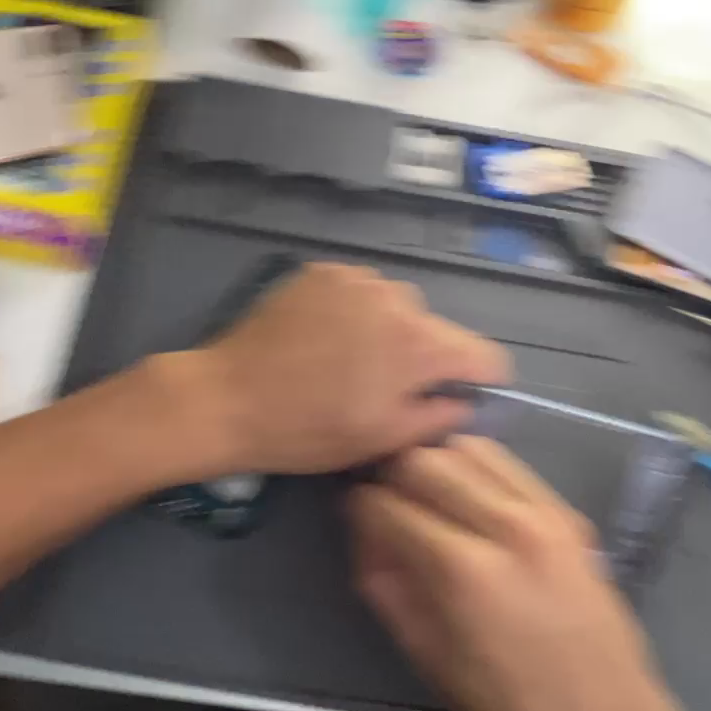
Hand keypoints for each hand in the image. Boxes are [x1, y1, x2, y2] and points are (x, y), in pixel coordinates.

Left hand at [182, 263, 509, 474]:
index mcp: (418, 344)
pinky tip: (324, 338)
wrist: (226, 397)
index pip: (484, 355)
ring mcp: (356, 279)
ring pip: (398, 307)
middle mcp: (396, 298)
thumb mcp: (381, 438)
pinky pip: (361, 291)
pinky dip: (356, 313)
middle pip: (437, 330)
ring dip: (388, 331)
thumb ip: (439, 416)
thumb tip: (470, 401)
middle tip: (384, 390)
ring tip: (347, 362)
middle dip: (424, 359)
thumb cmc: (307, 430)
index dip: (480, 381)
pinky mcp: (322, 272)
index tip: (459, 399)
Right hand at [347, 437, 693, 710]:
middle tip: (386, 503)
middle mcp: (505, 526)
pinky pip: (508, 463)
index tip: (354, 516)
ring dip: (434, 463)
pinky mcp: (568, 513)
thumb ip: (387, 588)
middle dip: (391, 476)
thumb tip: (365, 536)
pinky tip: (466, 493)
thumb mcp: (430, 658)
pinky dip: (475, 465)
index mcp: (465, 572)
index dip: (360, 507)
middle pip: (424, 462)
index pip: (389, 506)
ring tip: (425, 493)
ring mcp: (544, 514)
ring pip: (467, 447)